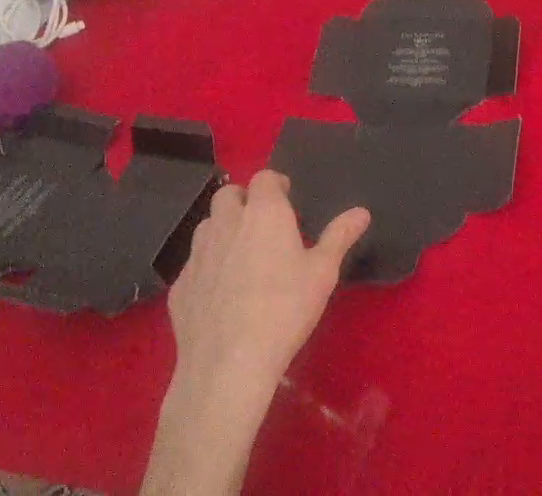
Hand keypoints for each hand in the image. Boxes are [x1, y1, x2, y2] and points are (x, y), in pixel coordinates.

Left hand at [141, 171, 369, 495]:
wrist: (229, 363)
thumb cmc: (285, 309)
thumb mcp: (323, 272)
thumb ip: (339, 236)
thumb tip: (361, 211)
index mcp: (264, 213)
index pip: (264, 178)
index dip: (275, 184)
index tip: (287, 198)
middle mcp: (226, 224)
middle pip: (227, 195)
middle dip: (243, 200)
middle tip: (262, 222)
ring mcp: (197, 255)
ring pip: (206, 226)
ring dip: (222, 229)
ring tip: (241, 252)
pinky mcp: (179, 286)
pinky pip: (193, 264)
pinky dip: (207, 266)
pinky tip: (221, 291)